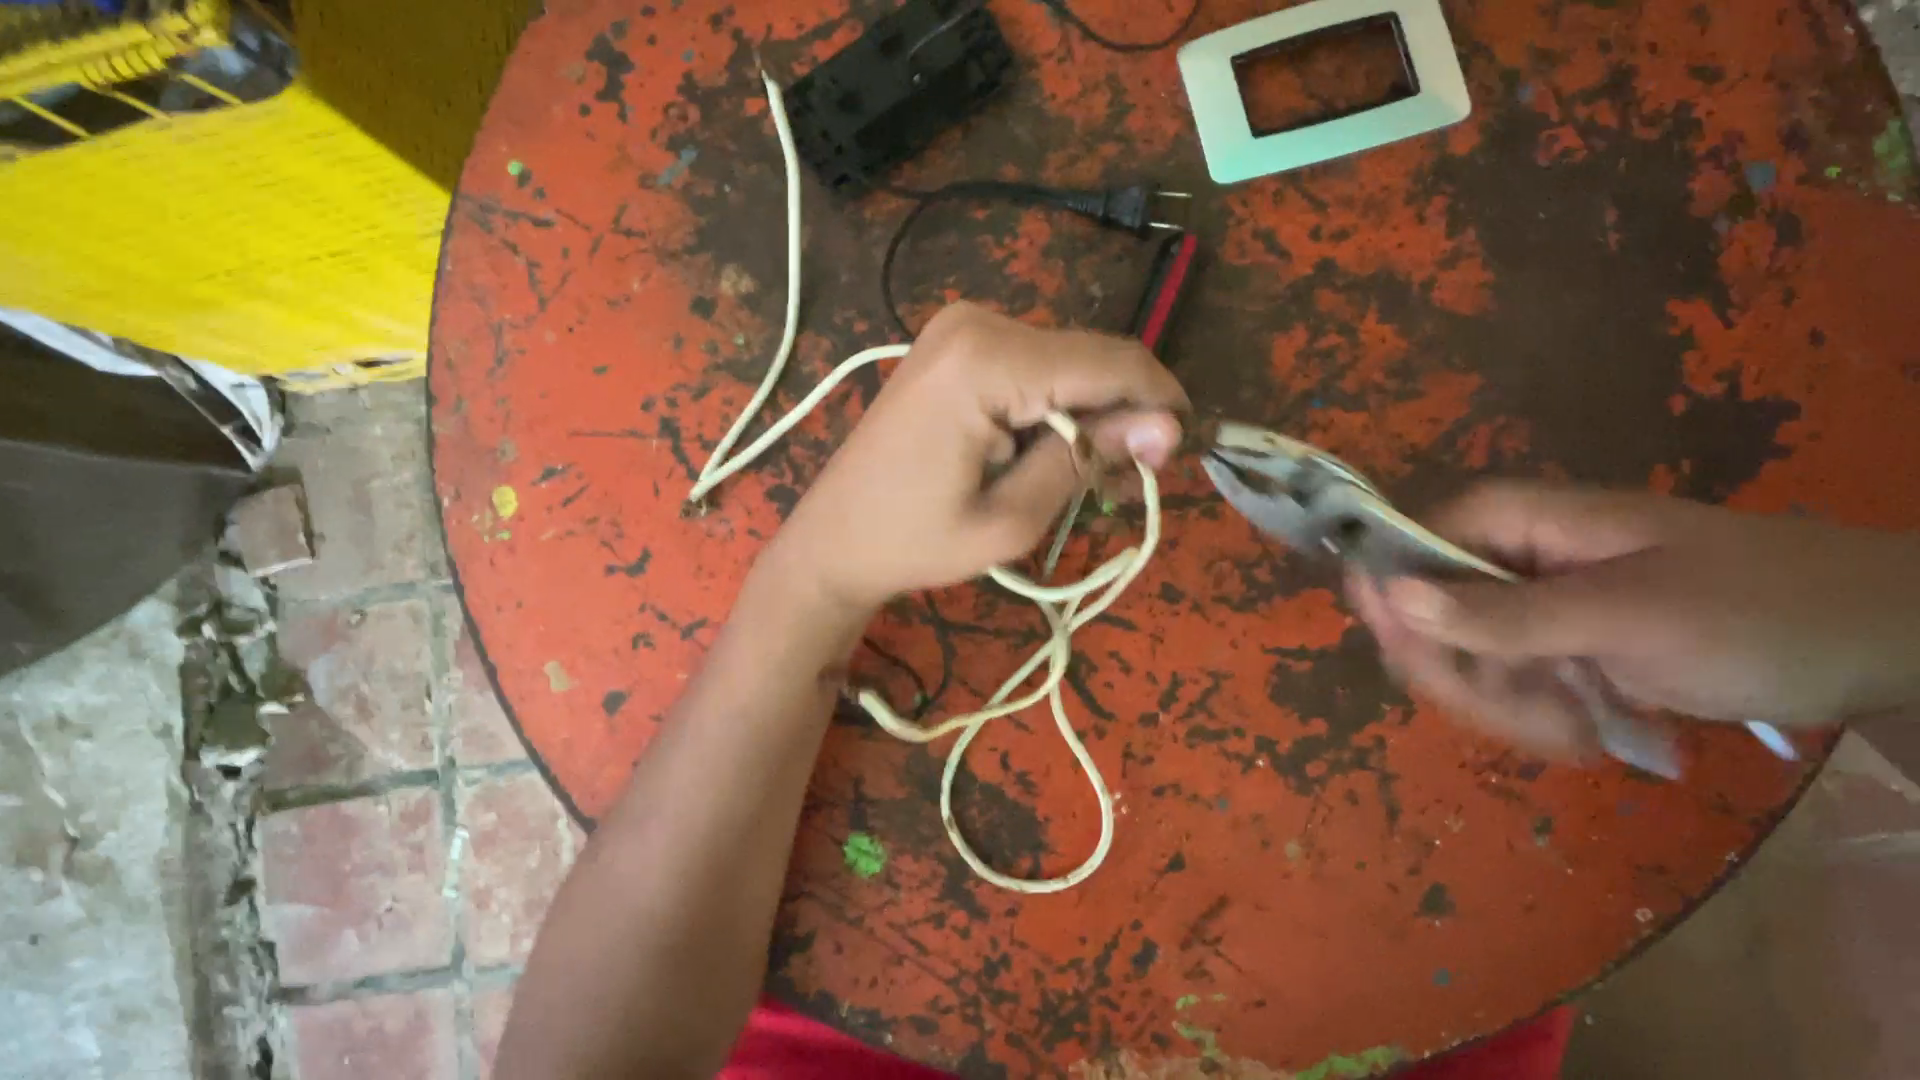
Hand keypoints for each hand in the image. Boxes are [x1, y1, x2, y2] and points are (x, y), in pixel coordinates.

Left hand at [766, 303, 1187, 611]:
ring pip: (1068, 362)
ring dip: (1088, 416)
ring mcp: (962, 327)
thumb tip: (1168, 425)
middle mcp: (978, 323)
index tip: (1176, 455)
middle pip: (1091, 358)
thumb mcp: (1013, 518)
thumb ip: (1088, 460)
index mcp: (988, 360)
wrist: (834, 537)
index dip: (1158, 404)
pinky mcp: (956, 344)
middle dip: (1120, 416)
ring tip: (1079, 481)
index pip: (1111, 362)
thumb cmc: (915, 541)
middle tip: (1119, 487)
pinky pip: (1034, 365)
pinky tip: (1045, 455)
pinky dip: (1054, 406)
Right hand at [1346, 482, 1919, 759]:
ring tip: (1581, 731)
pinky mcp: (1566, 651)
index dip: (1391, 589)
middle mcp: (1517, 561)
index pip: (1417, 540)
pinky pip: (1510, 687)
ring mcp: (1541, 610)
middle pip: (1430, 612)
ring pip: (1466, 660)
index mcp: (1525, 523)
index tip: (1401, 650)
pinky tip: (1593, 733)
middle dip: (1466, 674)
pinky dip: (1540, 719)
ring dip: (1511, 707)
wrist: (1889, 644)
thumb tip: (1388, 594)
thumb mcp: (1627, 616)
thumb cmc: (1761, 612)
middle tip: (1528, 713)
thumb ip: (1503, 613)